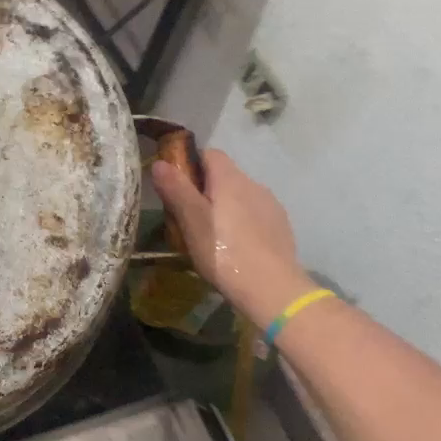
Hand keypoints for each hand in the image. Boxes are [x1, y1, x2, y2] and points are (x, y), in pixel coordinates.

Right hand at [151, 150, 315, 325]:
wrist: (270, 287)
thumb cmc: (222, 251)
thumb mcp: (191, 221)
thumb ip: (176, 189)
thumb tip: (160, 163)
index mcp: (230, 179)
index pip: (209, 154)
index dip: (190, 164)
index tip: (176, 186)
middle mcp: (254, 184)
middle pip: (224, 176)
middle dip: (205, 190)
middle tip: (187, 218)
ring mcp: (270, 205)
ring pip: (240, 197)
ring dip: (224, 207)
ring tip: (211, 236)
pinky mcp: (280, 226)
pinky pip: (254, 215)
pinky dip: (241, 223)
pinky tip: (234, 247)